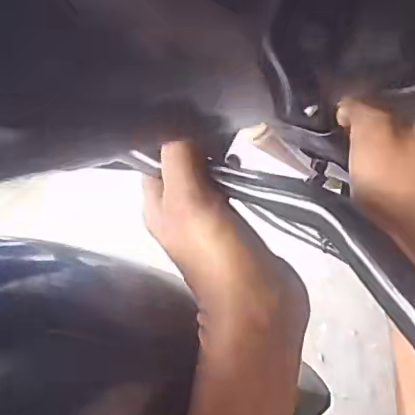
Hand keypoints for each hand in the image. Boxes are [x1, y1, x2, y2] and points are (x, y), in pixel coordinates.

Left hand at [142, 141, 308, 350]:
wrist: (262, 304)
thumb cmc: (218, 254)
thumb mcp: (188, 200)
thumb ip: (177, 159)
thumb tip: (174, 121)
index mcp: (157, 207)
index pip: (152, 157)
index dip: (165, 132)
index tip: (188, 110)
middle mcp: (178, 210)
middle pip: (180, 162)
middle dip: (195, 141)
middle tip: (216, 122)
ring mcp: (209, 218)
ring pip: (207, 172)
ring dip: (217, 155)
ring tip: (233, 137)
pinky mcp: (237, 223)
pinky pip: (231, 186)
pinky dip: (237, 172)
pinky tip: (247, 163)